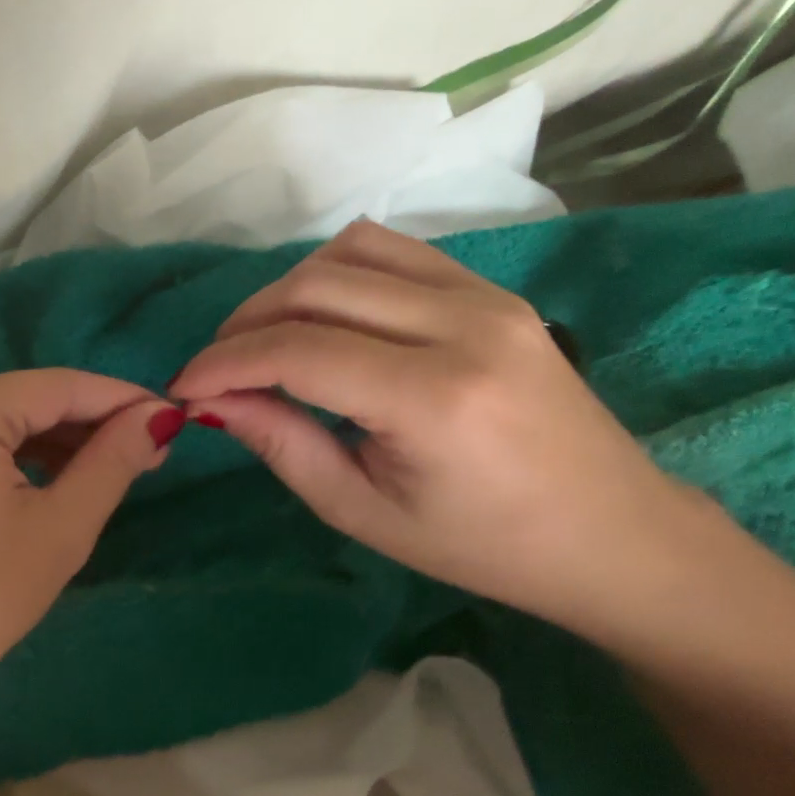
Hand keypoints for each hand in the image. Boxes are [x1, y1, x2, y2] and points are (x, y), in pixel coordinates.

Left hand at [0, 369, 180, 795]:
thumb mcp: (60, 528)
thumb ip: (112, 461)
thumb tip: (156, 417)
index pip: (56, 386)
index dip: (118, 398)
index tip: (171, 417)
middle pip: (21, 399)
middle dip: (85, 422)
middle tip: (147, 451)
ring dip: (48, 439)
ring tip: (107, 467)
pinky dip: (7, 455)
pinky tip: (47, 476)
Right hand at [168, 221, 713, 630]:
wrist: (613, 534)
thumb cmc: (480, 544)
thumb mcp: (359, 510)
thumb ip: (280, 443)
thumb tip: (208, 400)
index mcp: (434, 398)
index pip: (296, 350)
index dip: (222, 363)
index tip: (181, 390)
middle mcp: (465, 326)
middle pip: (315, 286)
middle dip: (243, 324)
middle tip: (215, 370)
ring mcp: (488, 297)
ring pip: (350, 251)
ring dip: (286, 290)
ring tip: (262, 340)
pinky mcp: (495, 291)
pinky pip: (393, 252)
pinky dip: (336, 273)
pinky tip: (319, 318)